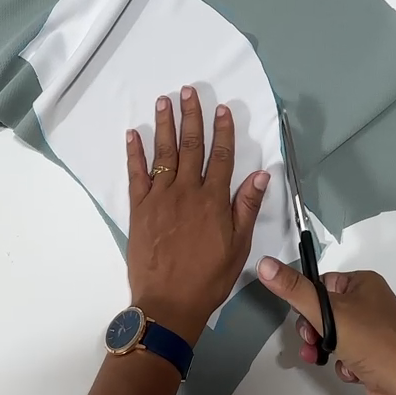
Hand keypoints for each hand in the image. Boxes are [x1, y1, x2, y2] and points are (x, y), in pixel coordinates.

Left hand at [124, 87, 268, 343]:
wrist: (168, 303)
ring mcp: (159, 197)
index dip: (223, 131)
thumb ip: (246, 208)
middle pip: (190, 146)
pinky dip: (134, 152)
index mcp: (213, 200)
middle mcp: (186, 191)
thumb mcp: (238, 247)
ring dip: (165, 124)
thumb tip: (261, 175)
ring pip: (163, 153)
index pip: (221, 157)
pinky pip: (136, 174)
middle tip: (189, 90)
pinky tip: (134, 134)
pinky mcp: (139, 208)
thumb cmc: (208, 278)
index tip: (222, 109)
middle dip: (191, 116)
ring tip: (165, 100)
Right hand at [257, 258, 395, 394]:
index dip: (308, 302)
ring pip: (333, 335)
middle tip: (316, 341)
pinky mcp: (375, 358)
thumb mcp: (329, 312)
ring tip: (325, 359)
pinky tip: (351, 372)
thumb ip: (294, 290)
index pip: (322, 283)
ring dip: (326, 348)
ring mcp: (374, 333)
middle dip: (315, 330)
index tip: (304, 319)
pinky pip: (346, 355)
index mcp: (364, 284)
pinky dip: (343, 364)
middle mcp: (370, 304)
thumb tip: (264, 264)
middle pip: (325, 311)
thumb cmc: (374, 344)